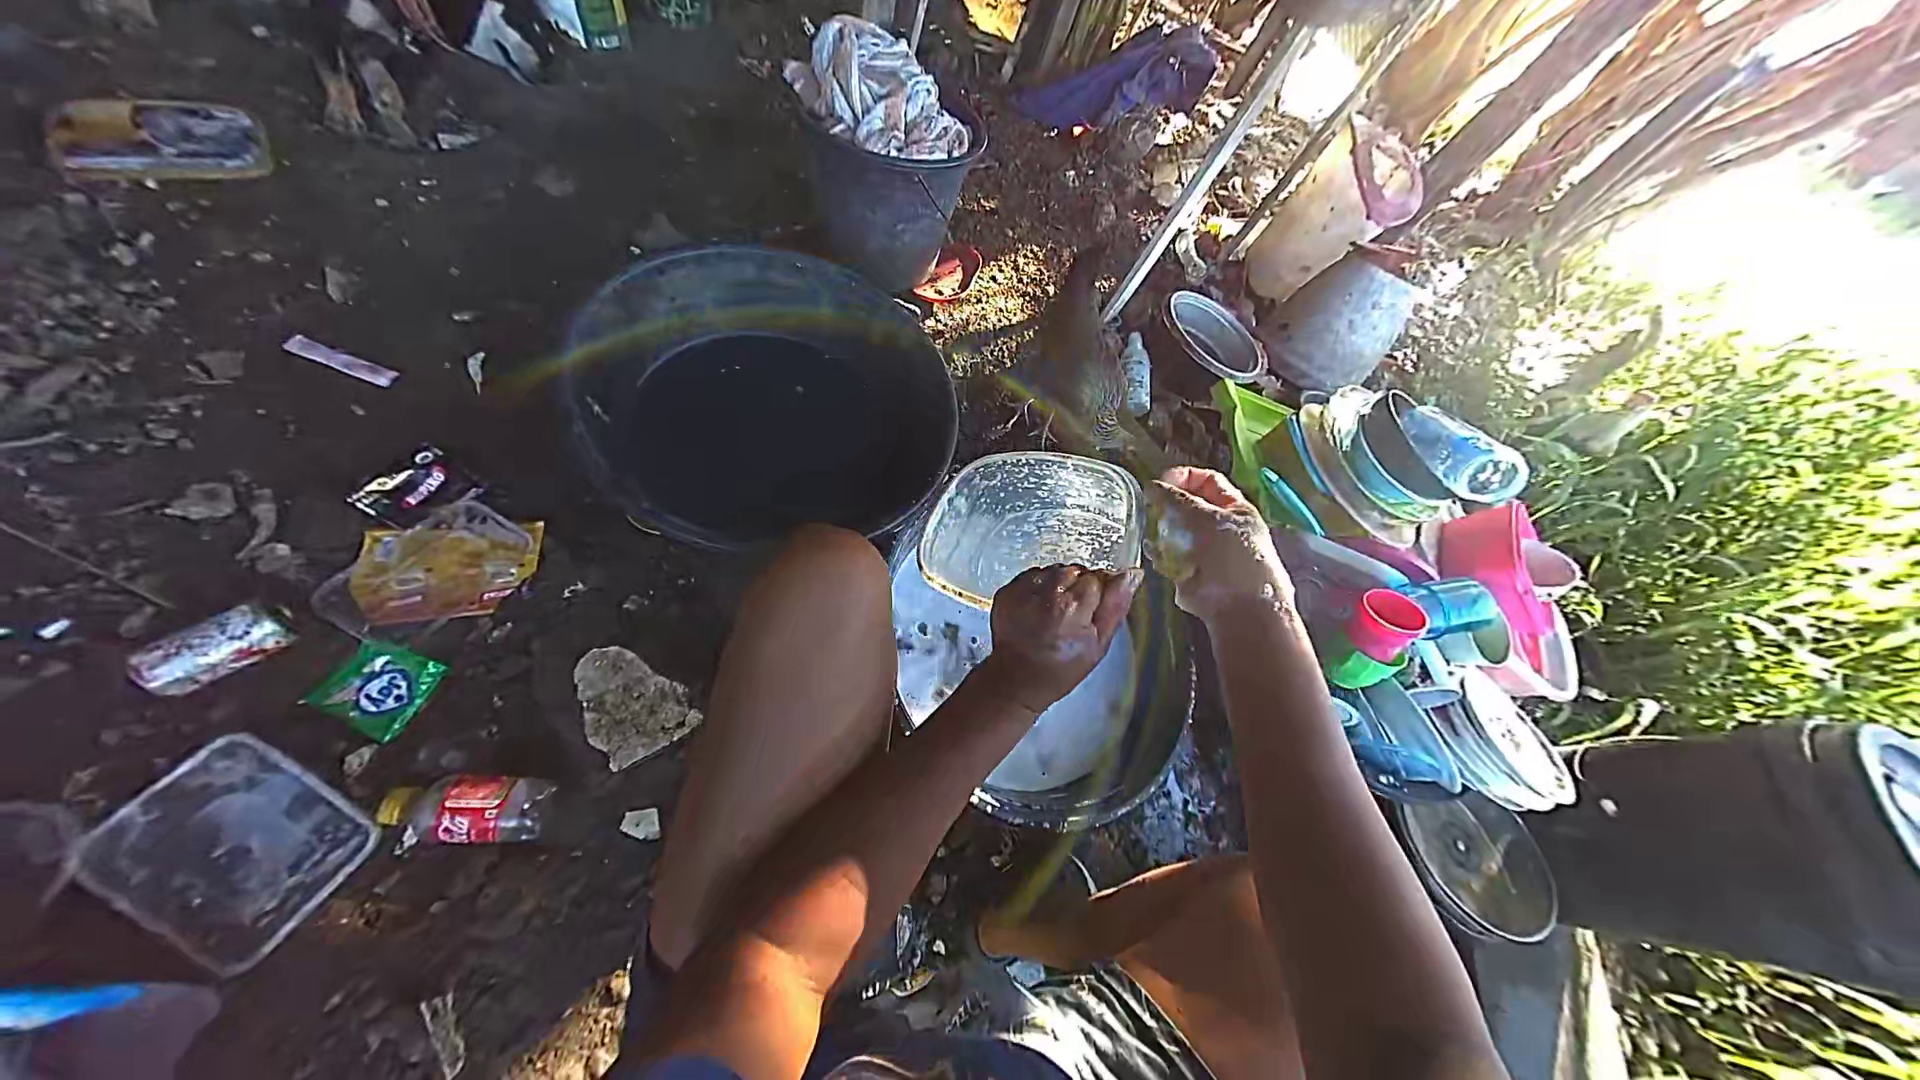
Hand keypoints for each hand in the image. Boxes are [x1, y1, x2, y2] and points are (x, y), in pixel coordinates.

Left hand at [976, 564, 1140, 715]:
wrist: (1017, 679)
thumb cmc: (1060, 667)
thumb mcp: (1098, 644)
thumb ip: (1116, 605)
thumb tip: (1132, 574)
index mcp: (1073, 604)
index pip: (1097, 577)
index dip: (1097, 596)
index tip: (1089, 614)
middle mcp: (1046, 591)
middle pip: (1075, 571)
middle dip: (1077, 588)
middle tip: (1072, 618)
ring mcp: (1024, 589)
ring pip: (1053, 571)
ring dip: (1057, 586)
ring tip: (1053, 616)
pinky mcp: (1008, 590)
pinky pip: (1032, 577)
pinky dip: (1038, 589)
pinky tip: (1037, 612)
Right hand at [1148, 466, 1293, 622]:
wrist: (1238, 608)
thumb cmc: (1230, 558)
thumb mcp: (1203, 518)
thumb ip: (1176, 499)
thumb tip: (1152, 486)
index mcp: (1234, 508)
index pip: (1207, 480)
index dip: (1184, 477)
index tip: (1160, 482)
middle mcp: (1220, 527)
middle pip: (1187, 506)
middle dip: (1168, 507)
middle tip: (1151, 509)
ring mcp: (1204, 550)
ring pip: (1173, 531)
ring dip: (1163, 533)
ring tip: (1156, 537)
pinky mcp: (1189, 571)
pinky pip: (1168, 556)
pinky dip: (1162, 556)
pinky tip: (1161, 559)